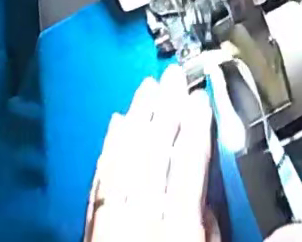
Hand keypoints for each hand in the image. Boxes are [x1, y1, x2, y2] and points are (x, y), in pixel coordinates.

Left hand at [86, 67, 218, 241]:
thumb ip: (209, 232)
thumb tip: (208, 203)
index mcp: (178, 230)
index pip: (188, 165)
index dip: (195, 127)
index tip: (200, 96)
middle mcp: (142, 219)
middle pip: (154, 152)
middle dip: (165, 108)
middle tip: (173, 74)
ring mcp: (112, 223)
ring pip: (125, 158)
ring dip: (136, 117)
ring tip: (147, 86)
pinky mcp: (91, 229)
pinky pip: (100, 182)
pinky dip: (109, 148)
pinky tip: (117, 122)